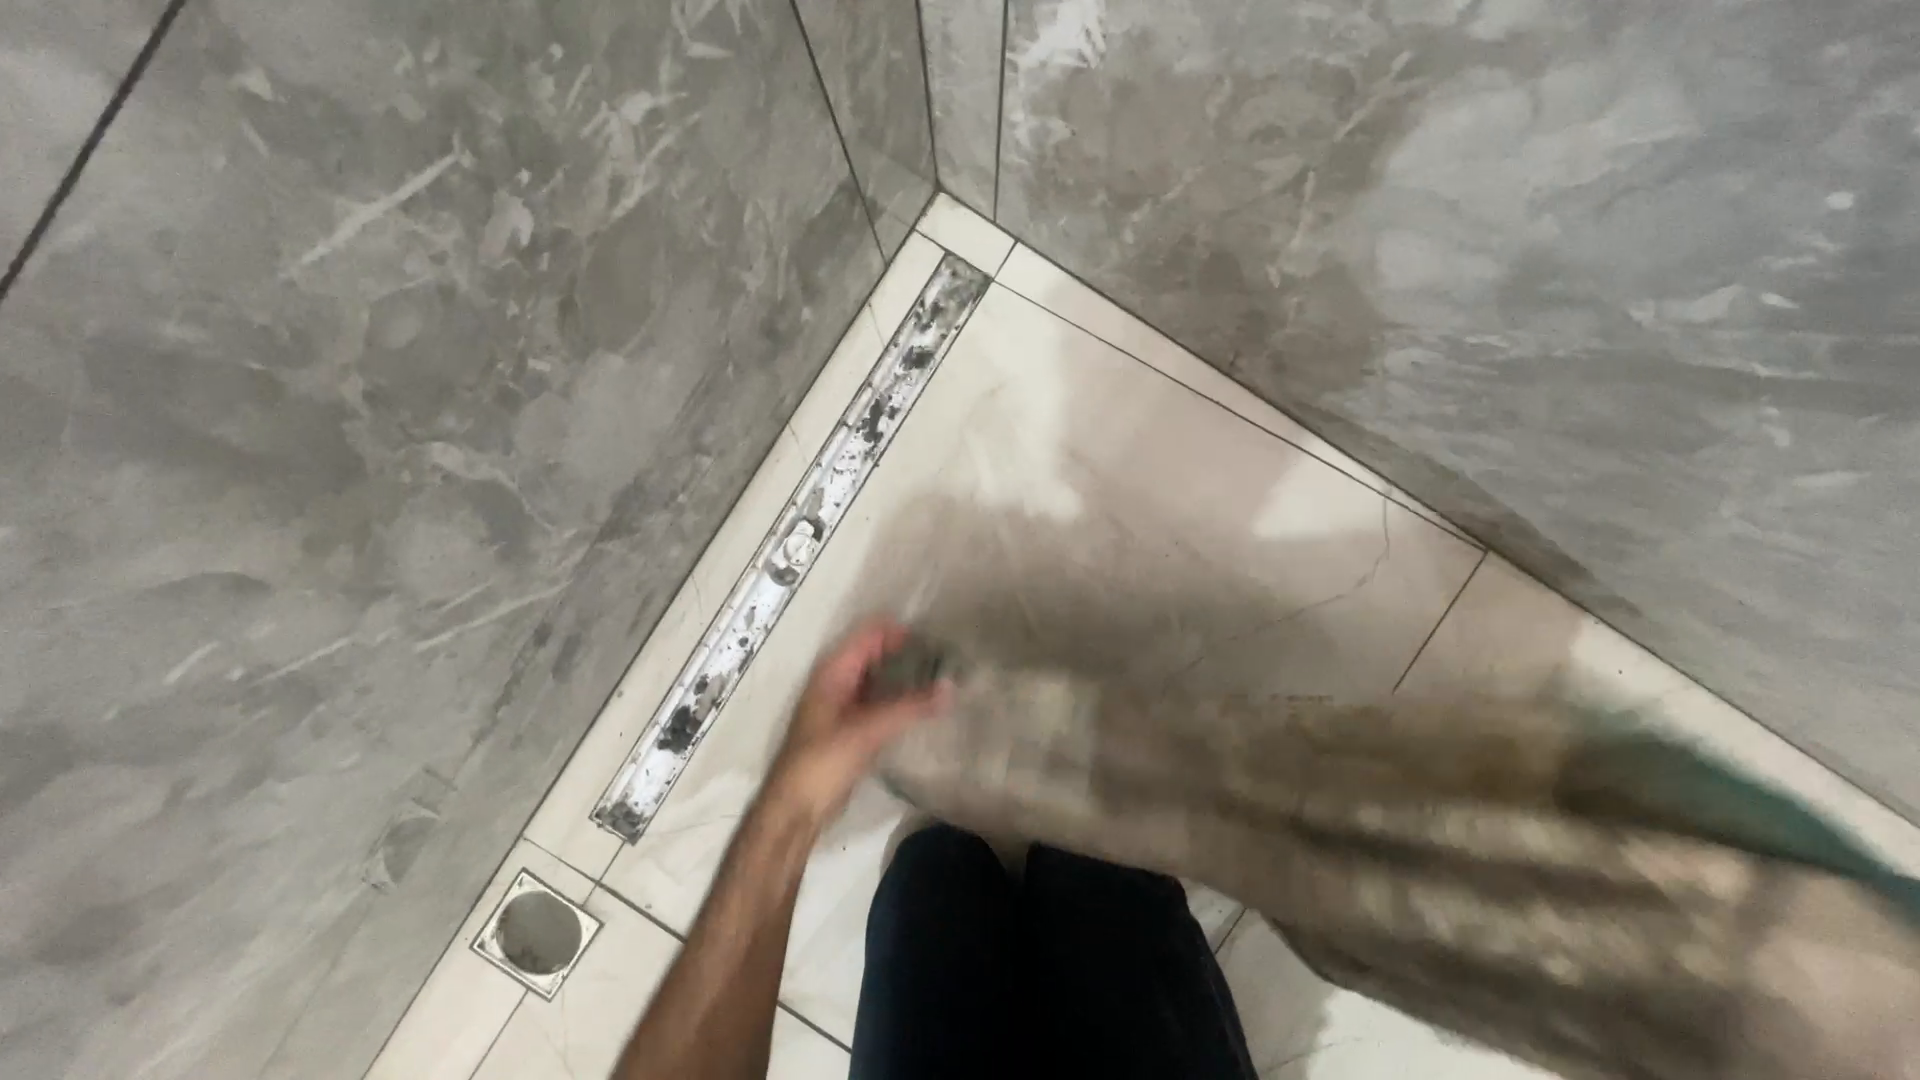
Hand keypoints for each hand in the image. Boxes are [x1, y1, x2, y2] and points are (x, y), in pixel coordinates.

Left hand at [762, 617, 951, 823]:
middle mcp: (838, 682)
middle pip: (877, 654)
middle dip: (908, 655)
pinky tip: (925, 708)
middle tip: (947, 662)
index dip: (901, 633)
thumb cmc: (823, 762)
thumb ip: (910, 707)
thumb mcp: (867, 731)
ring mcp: (844, 705)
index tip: (936, 642)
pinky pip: (881, 703)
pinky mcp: (853, 728)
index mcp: (833, 671)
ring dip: (907, 679)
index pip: (870, 633)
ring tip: (943, 681)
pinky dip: (902, 701)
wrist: (796, 809)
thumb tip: (951, 687)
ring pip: (881, 679)